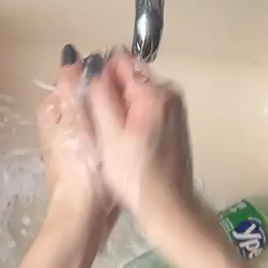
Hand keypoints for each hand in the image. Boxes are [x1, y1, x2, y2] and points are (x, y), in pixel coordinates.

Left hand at [37, 53, 117, 238]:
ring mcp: (74, 140)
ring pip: (99, 113)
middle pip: (88, 94)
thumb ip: (70, 82)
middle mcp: (59, 121)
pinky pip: (104, 132)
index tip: (120, 79)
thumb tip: (70, 53)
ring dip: (114, 112)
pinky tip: (128, 136)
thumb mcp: (73, 115)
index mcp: (52, 108)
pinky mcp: (88, 156)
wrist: (84, 212)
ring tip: (132, 118)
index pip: (76, 76)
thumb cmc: (80, 163)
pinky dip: (115, 131)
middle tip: (130, 100)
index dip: (98, 75)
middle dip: (108, 94)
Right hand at [83, 51, 200, 237]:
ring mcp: (175, 107)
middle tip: (101, 125)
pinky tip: (126, 142)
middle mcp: (170, 92)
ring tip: (112, 136)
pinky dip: (133, 117)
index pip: (120, 59)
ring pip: (136, 92)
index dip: (100, 76)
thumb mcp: (108, 133)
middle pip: (129, 75)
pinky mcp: (175, 122)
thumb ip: (99, 93)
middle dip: (111, 92)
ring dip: (120, 107)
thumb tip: (92, 65)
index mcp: (154, 91)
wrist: (169, 207)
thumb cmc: (135, 174)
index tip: (92, 100)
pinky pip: (146, 107)